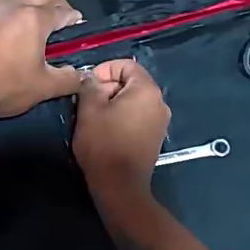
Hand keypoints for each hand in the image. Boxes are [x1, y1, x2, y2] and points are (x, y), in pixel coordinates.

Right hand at [73, 59, 170, 194]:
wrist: (120, 184)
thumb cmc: (103, 144)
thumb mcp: (89, 109)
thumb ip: (90, 86)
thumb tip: (91, 78)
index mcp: (147, 90)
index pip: (127, 65)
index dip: (105, 69)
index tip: (88, 84)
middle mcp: (160, 102)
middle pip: (133, 82)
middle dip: (109, 86)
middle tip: (88, 101)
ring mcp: (161, 121)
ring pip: (135, 100)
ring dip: (115, 102)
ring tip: (95, 117)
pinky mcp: (157, 136)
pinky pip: (140, 116)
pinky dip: (124, 116)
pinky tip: (108, 129)